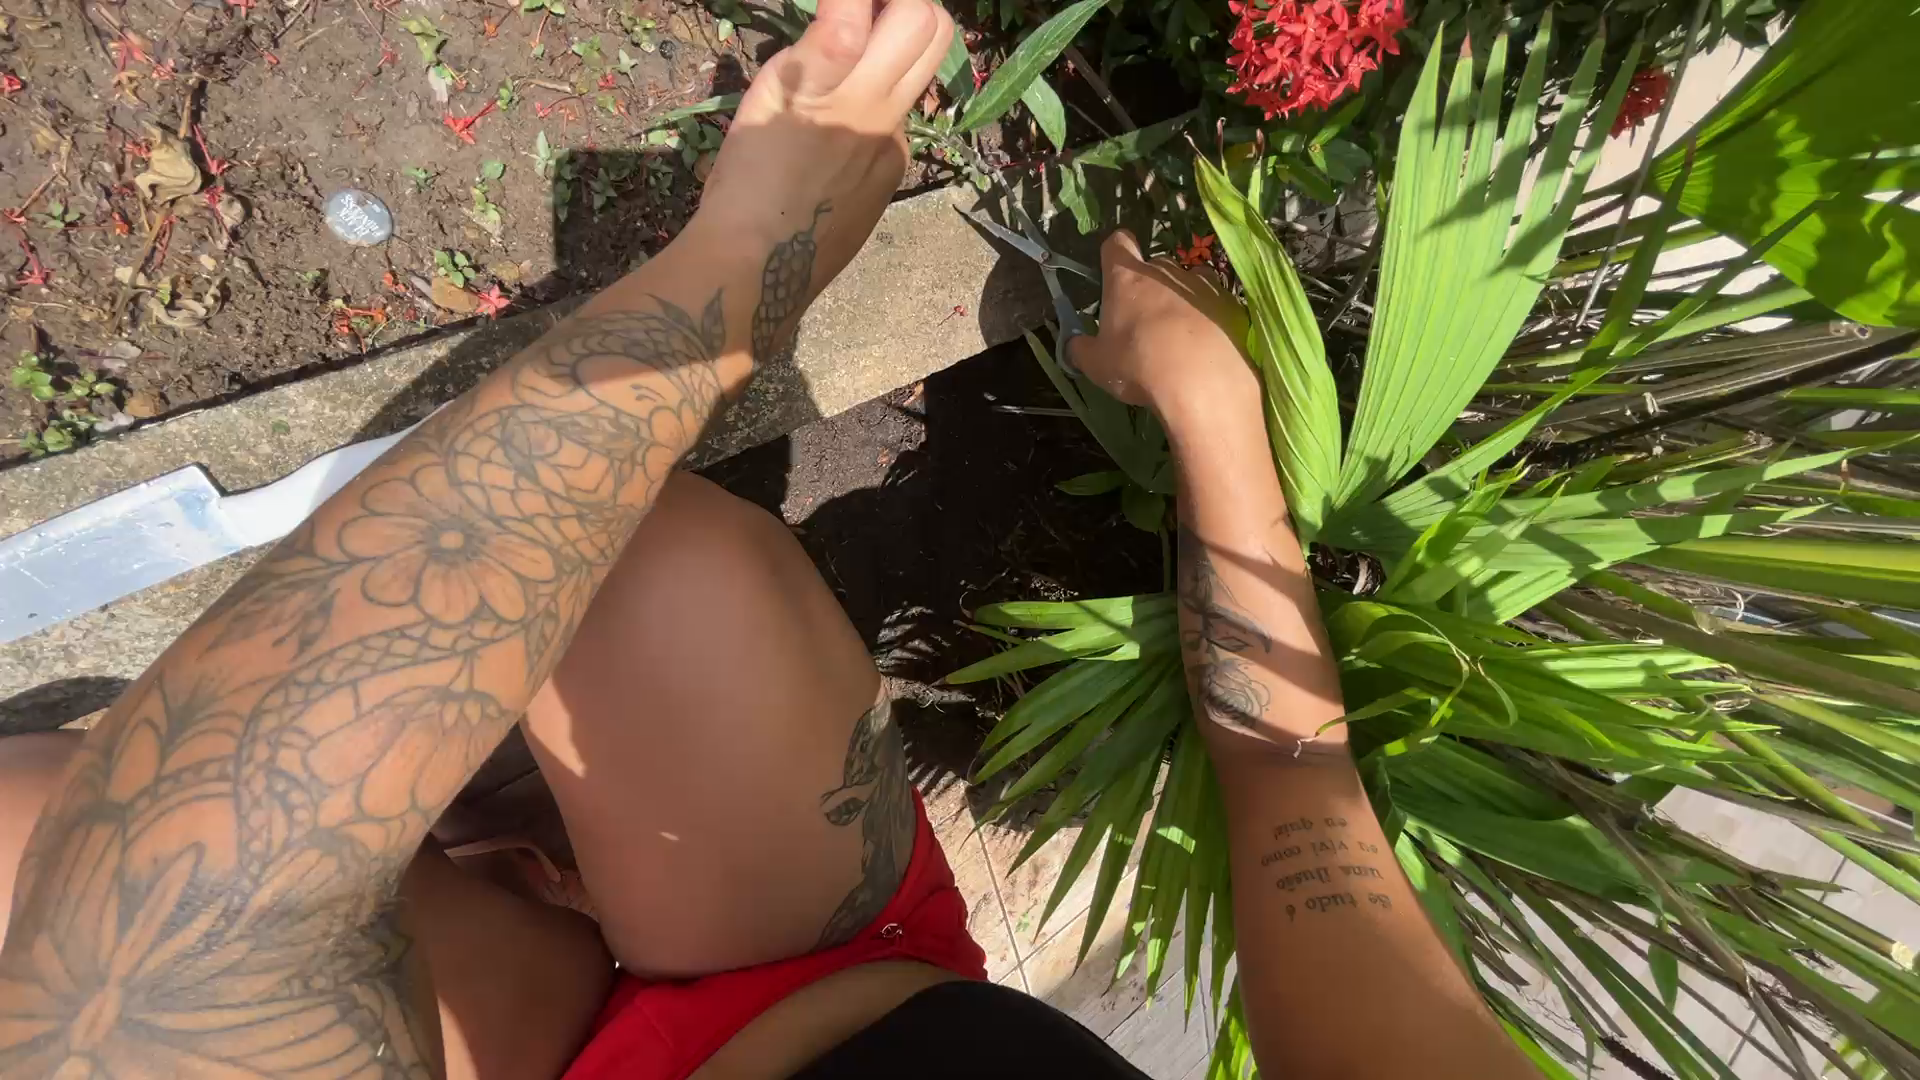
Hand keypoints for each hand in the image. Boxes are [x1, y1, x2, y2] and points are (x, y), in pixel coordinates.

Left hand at [695, 0, 952, 306]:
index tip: (856, 38)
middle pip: (935, 32)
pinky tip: (824, 9)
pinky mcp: (817, 82)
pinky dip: (842, 0)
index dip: (888, 45)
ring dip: (880, 2)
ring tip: (837, 18)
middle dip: (902, 4)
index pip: (911, 76)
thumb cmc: (777, 245)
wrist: (754, 267)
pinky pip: (844, 13)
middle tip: (858, 12)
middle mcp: (888, 122)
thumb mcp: (835, 205)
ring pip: (915, 16)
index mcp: (892, 153)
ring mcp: (860, 102)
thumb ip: (852, 162)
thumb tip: (840, 129)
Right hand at [1067, 231, 1257, 423]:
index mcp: (1127, 278)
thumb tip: (1074, 345)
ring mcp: (1203, 285)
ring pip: (1189, 283)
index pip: (1117, 244)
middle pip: (1155, 265)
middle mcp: (1166, 271)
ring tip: (1180, 335)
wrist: (1201, 381)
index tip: (1112, 271)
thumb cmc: (1137, 364)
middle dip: (1149, 286)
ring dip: (1182, 300)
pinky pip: (1216, 304)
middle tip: (1144, 321)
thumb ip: (1081, 350)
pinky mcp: (1231, 304)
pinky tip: (1205, 347)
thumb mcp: (1096, 365)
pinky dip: (1209, 319)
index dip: (1113, 254)